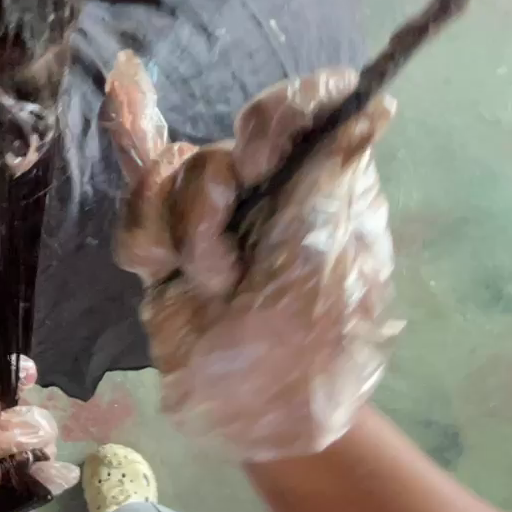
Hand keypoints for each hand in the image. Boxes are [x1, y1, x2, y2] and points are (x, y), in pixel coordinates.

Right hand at [103, 52, 401, 459]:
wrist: (249, 411)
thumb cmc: (307, 337)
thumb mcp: (331, 248)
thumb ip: (332, 169)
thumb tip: (377, 101)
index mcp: (317, 182)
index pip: (301, 106)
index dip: (269, 119)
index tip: (259, 166)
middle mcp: (264, 195)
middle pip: (213, 149)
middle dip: (206, 208)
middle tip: (229, 270)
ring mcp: (208, 226)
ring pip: (162, 181)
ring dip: (173, 236)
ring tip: (200, 287)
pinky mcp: (164, 258)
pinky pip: (134, 219)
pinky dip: (140, 239)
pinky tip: (154, 268)